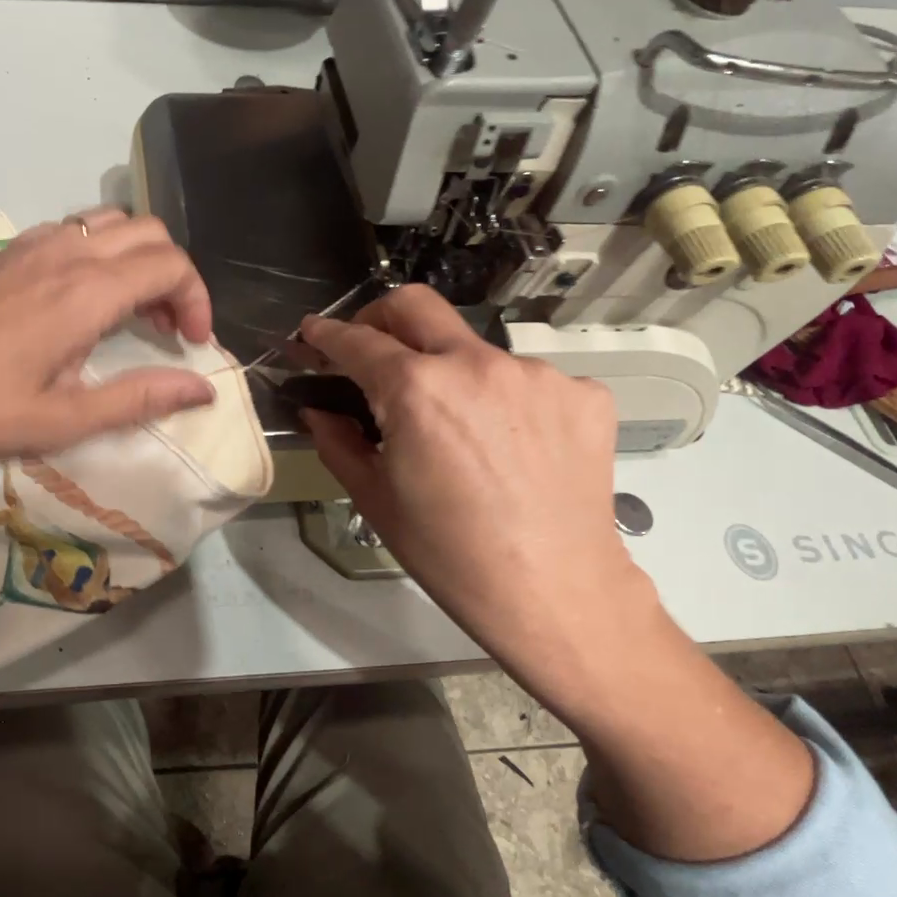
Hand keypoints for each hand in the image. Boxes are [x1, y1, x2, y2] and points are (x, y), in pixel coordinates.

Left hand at [0, 209, 217, 478]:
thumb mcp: (64, 419)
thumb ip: (140, 397)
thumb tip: (203, 387)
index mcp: (87, 292)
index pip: (171, 265)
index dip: (198, 299)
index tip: (193, 344)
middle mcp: (64, 253)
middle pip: (148, 232)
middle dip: (174, 275)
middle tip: (168, 329)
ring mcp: (28, 246)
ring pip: (108, 224)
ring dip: (136, 259)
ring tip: (128, 315)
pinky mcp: (1, 254)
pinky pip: (70, 231)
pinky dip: (97, 253)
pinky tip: (77, 302)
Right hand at [298, 286, 654, 664]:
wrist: (553, 591)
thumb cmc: (449, 552)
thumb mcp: (376, 498)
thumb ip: (338, 441)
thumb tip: (319, 411)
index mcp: (416, 389)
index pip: (358, 341)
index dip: (326, 334)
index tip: (312, 334)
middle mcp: (477, 364)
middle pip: (416, 306)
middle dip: (380, 317)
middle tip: (370, 348)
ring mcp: (537, 374)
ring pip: (475, 351)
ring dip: (452, 373)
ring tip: (458, 429)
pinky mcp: (583, 394)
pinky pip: (528, 381)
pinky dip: (506, 401)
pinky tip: (510, 447)